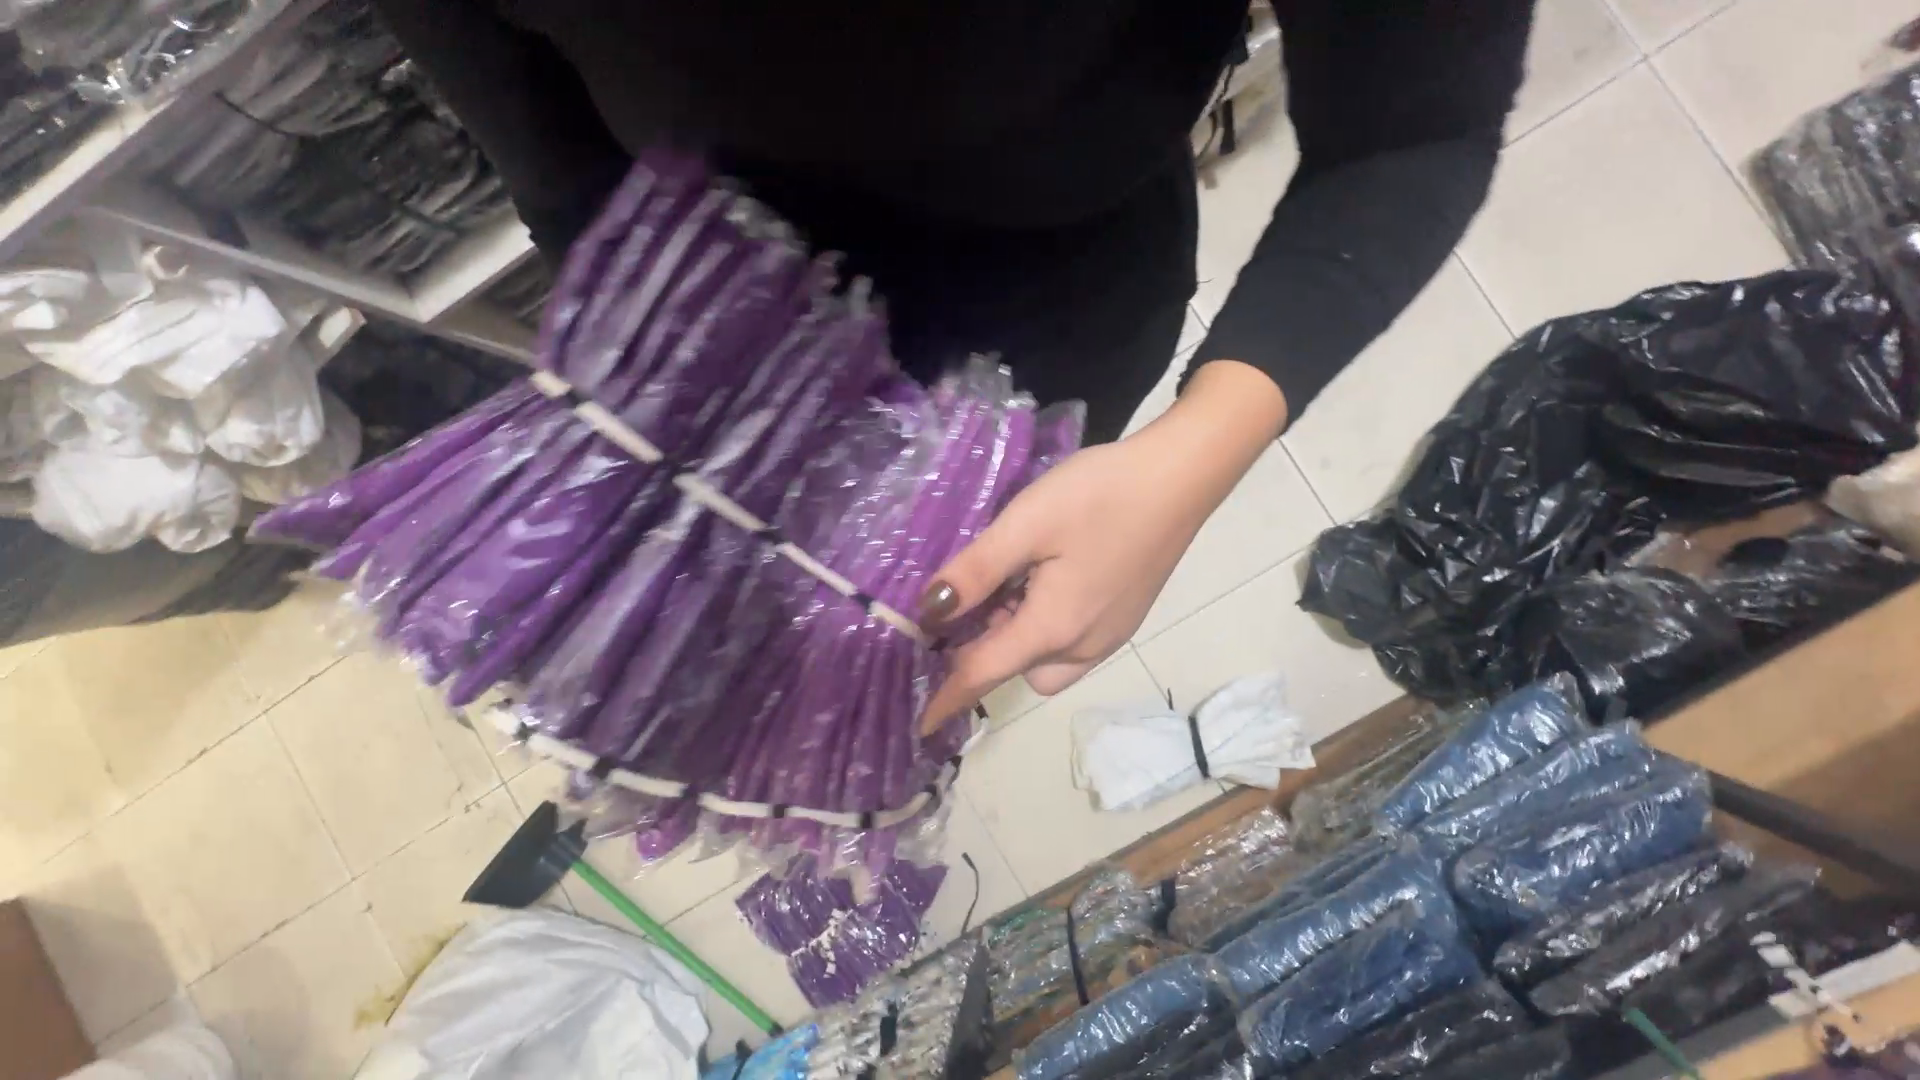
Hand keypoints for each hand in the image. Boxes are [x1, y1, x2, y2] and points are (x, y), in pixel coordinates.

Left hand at [918, 360, 1288, 730]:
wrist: (1180, 476)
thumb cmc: (1098, 496)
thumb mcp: (1024, 526)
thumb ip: (974, 572)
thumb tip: (928, 612)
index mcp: (1054, 629)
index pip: (985, 675)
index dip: (948, 697)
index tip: (921, 725)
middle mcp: (1084, 646)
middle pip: (1019, 672)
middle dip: (987, 654)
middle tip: (970, 604)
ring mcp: (1111, 633)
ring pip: (1049, 661)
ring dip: (1018, 638)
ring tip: (1009, 583)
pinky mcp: (1126, 615)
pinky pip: (1073, 643)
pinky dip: (1046, 627)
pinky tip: (1044, 578)